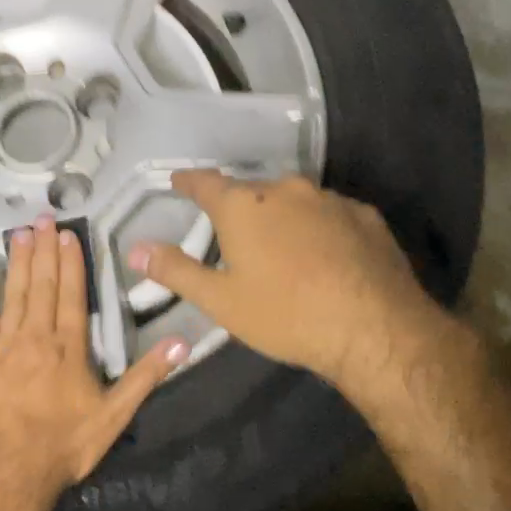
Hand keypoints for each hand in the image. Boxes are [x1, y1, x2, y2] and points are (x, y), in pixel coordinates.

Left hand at [0, 213, 190, 493]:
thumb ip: (146, 376)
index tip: (69, 234)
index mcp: (70, 347)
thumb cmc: (66, 443)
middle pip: (42, 285)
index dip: (72, 262)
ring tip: (18, 233)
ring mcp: (6, 346)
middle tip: (42, 218)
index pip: (73, 294)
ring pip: (14, 295)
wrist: (10, 468)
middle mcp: (38, 336)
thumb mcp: (116, 414)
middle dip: (44, 250)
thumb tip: (182, 343)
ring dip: (17, 263)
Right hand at [126, 171, 467, 400]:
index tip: (178, 181)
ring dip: (281, 216)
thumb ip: (175, 271)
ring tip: (280, 246)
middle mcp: (285, 190)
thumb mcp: (221, 300)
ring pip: (293, 200)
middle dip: (239, 206)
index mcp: (243, 206)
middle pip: (251, 190)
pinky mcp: (365, 216)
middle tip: (231, 232)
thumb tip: (134, 249)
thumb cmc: (286, 315)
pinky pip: (329, 214)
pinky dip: (318, 228)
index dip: (189, 182)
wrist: (376, 329)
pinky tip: (323, 255)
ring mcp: (330, 200)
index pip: (205, 182)